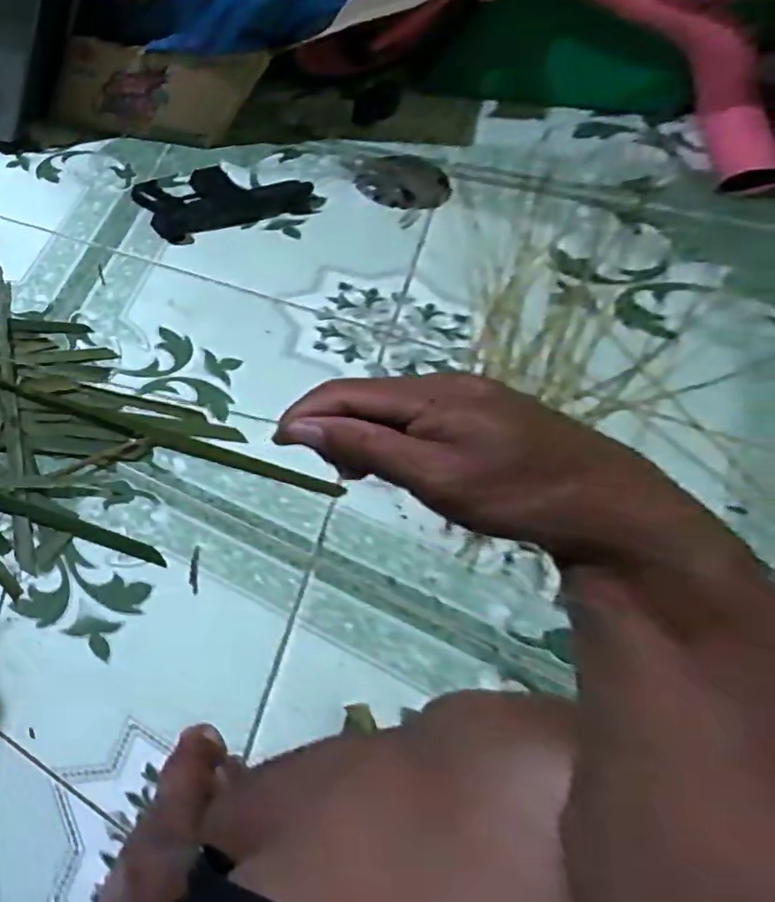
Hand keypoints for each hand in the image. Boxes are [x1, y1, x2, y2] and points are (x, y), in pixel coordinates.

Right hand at [274, 374, 735, 568]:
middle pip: (362, 398)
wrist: (622, 515)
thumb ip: (361, 445)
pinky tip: (395, 464)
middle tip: (332, 471)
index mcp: (432, 393)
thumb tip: (295, 426)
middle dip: (331, 428)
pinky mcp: (483, 415)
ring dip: (358, 436)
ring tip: (360, 474)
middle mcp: (446, 385)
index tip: (279, 445)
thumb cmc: (518, 496)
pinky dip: (387, 438)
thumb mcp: (431, 475)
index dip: (303, 414)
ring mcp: (468, 398)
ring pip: (385, 409)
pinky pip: (413, 417)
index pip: (343, 393)